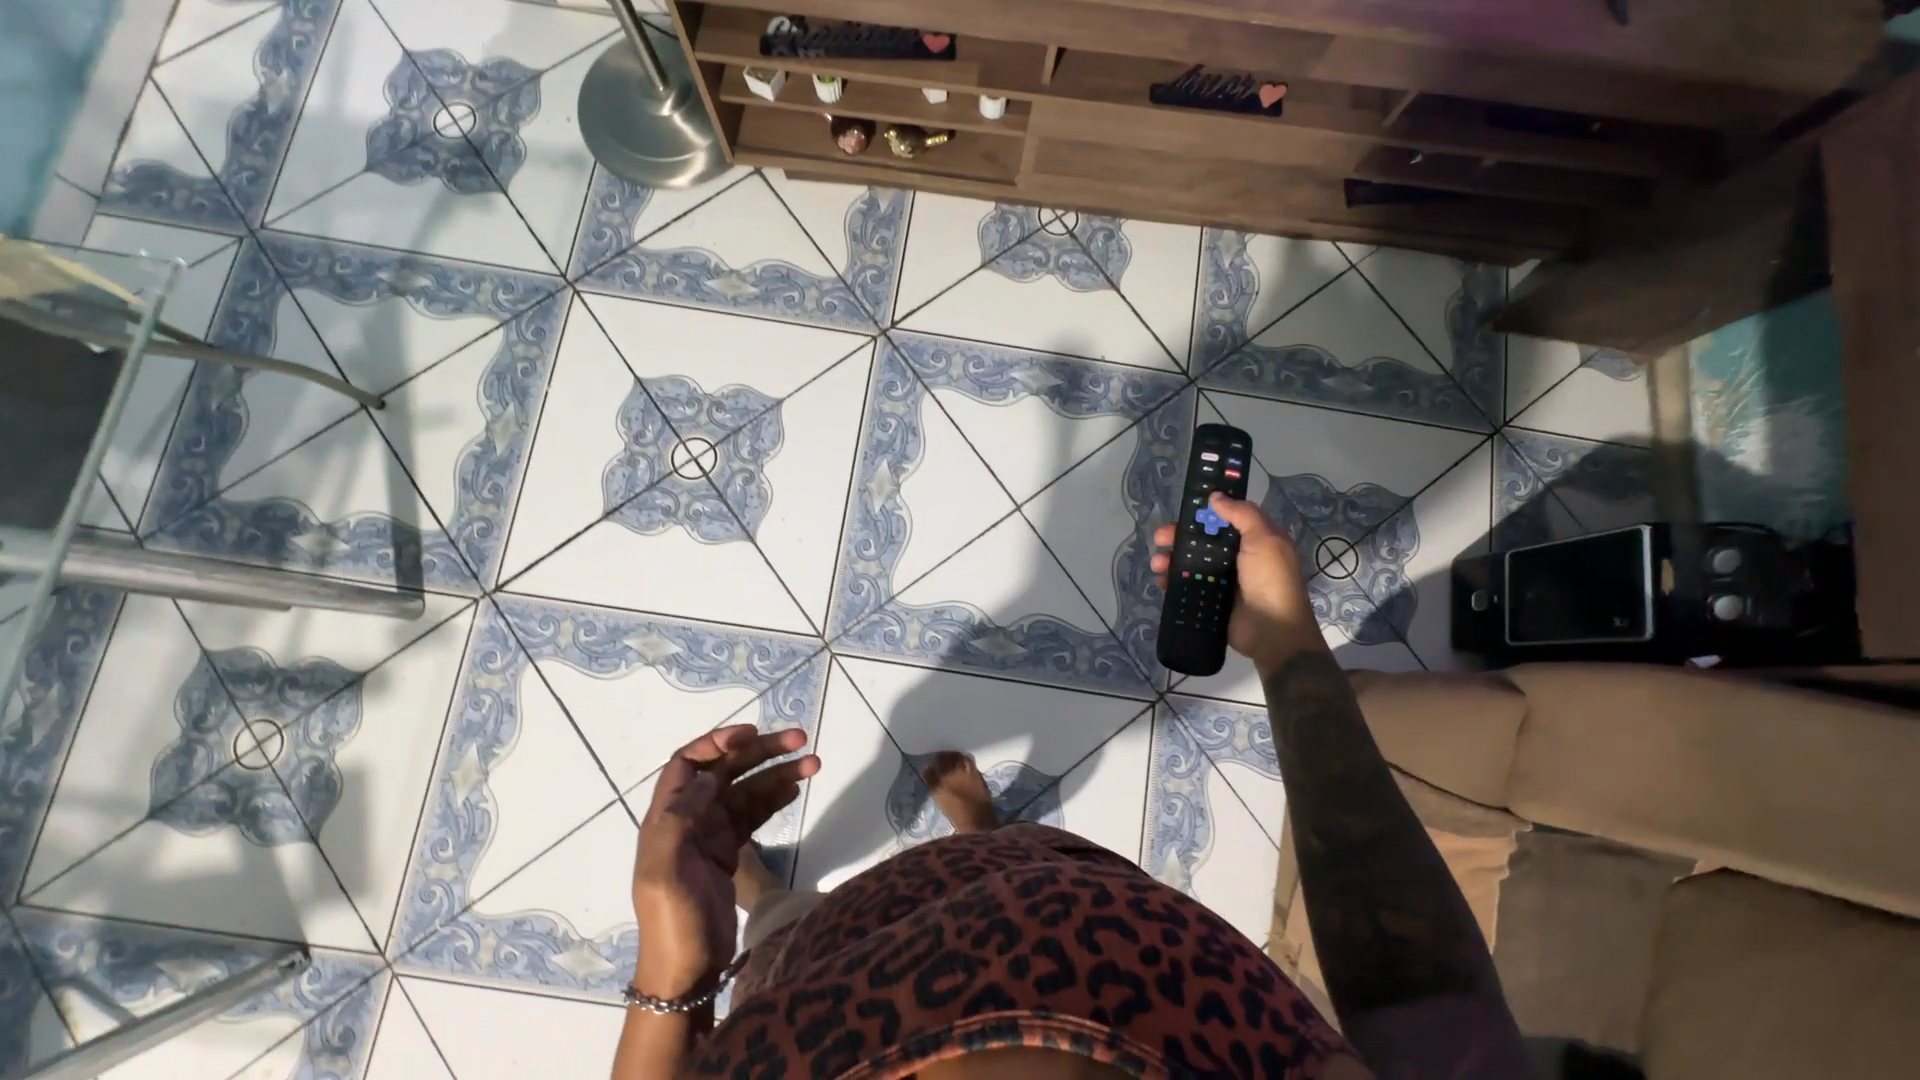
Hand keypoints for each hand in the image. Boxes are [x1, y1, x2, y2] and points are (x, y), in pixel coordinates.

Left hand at [631, 725, 819, 999]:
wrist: (687, 970)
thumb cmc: (672, 920)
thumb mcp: (664, 870)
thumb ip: (681, 818)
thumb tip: (710, 778)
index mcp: (668, 817)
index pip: (689, 763)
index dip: (717, 742)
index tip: (751, 734)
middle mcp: (690, 818)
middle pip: (726, 771)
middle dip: (760, 752)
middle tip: (799, 739)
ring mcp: (712, 834)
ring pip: (747, 790)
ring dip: (778, 773)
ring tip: (813, 762)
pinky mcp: (731, 851)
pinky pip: (755, 814)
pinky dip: (776, 797)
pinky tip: (796, 788)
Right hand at [1152, 492, 1323, 676]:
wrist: (1273, 632)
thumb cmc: (1271, 581)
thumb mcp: (1265, 539)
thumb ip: (1242, 514)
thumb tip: (1216, 497)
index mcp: (1255, 539)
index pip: (1225, 519)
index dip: (1204, 512)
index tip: (1184, 509)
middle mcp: (1238, 557)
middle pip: (1202, 540)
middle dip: (1179, 536)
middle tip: (1161, 538)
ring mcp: (1223, 580)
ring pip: (1191, 563)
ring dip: (1171, 559)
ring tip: (1157, 563)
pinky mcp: (1211, 600)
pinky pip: (1188, 586)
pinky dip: (1173, 581)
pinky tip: (1161, 580)